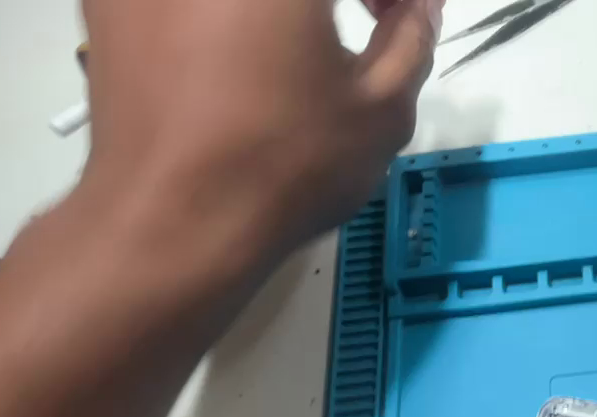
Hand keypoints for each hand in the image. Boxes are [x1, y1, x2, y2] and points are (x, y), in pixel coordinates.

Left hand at [78, 0, 443, 262]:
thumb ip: (411, 41)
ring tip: (307, 41)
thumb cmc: (290, 164)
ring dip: (290, 10)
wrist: (176, 215)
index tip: (408, 14)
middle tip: (371, 18)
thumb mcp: (381, 111)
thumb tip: (420, 7)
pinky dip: (230, 14)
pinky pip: (193, 0)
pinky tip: (247, 53)